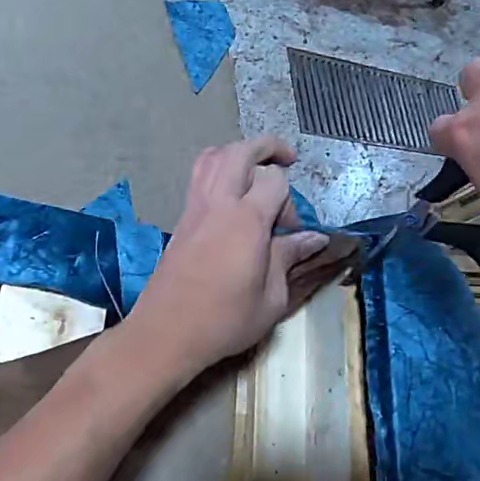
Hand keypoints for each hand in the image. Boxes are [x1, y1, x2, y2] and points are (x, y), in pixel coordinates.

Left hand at [125, 137, 329, 375]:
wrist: (166, 333)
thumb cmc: (224, 321)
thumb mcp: (271, 298)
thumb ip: (289, 258)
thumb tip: (313, 239)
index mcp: (246, 221)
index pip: (274, 180)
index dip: (290, 199)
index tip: (291, 232)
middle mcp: (218, 204)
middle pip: (240, 151)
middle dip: (267, 147)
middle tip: (287, 159)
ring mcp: (195, 209)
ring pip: (212, 157)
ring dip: (238, 154)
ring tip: (256, 169)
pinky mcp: (181, 220)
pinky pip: (199, 177)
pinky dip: (218, 171)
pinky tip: (231, 196)